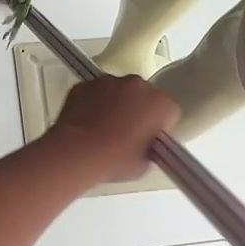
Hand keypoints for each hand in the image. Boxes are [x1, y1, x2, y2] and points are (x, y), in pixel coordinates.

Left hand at [43, 75, 179, 183]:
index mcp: (160, 103)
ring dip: (116, 103)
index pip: (169, 112)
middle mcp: (138, 85)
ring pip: (119, 90)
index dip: (160, 127)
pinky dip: (93, 102)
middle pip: (144, 96)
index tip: (150, 140)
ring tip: (102, 126)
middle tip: (126, 133)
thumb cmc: (114, 160)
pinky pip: (95, 92)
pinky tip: (86, 121)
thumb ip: (150, 149)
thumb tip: (144, 145)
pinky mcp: (85, 83)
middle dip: (138, 110)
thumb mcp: (143, 165)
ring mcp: (109, 80)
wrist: (75, 152)